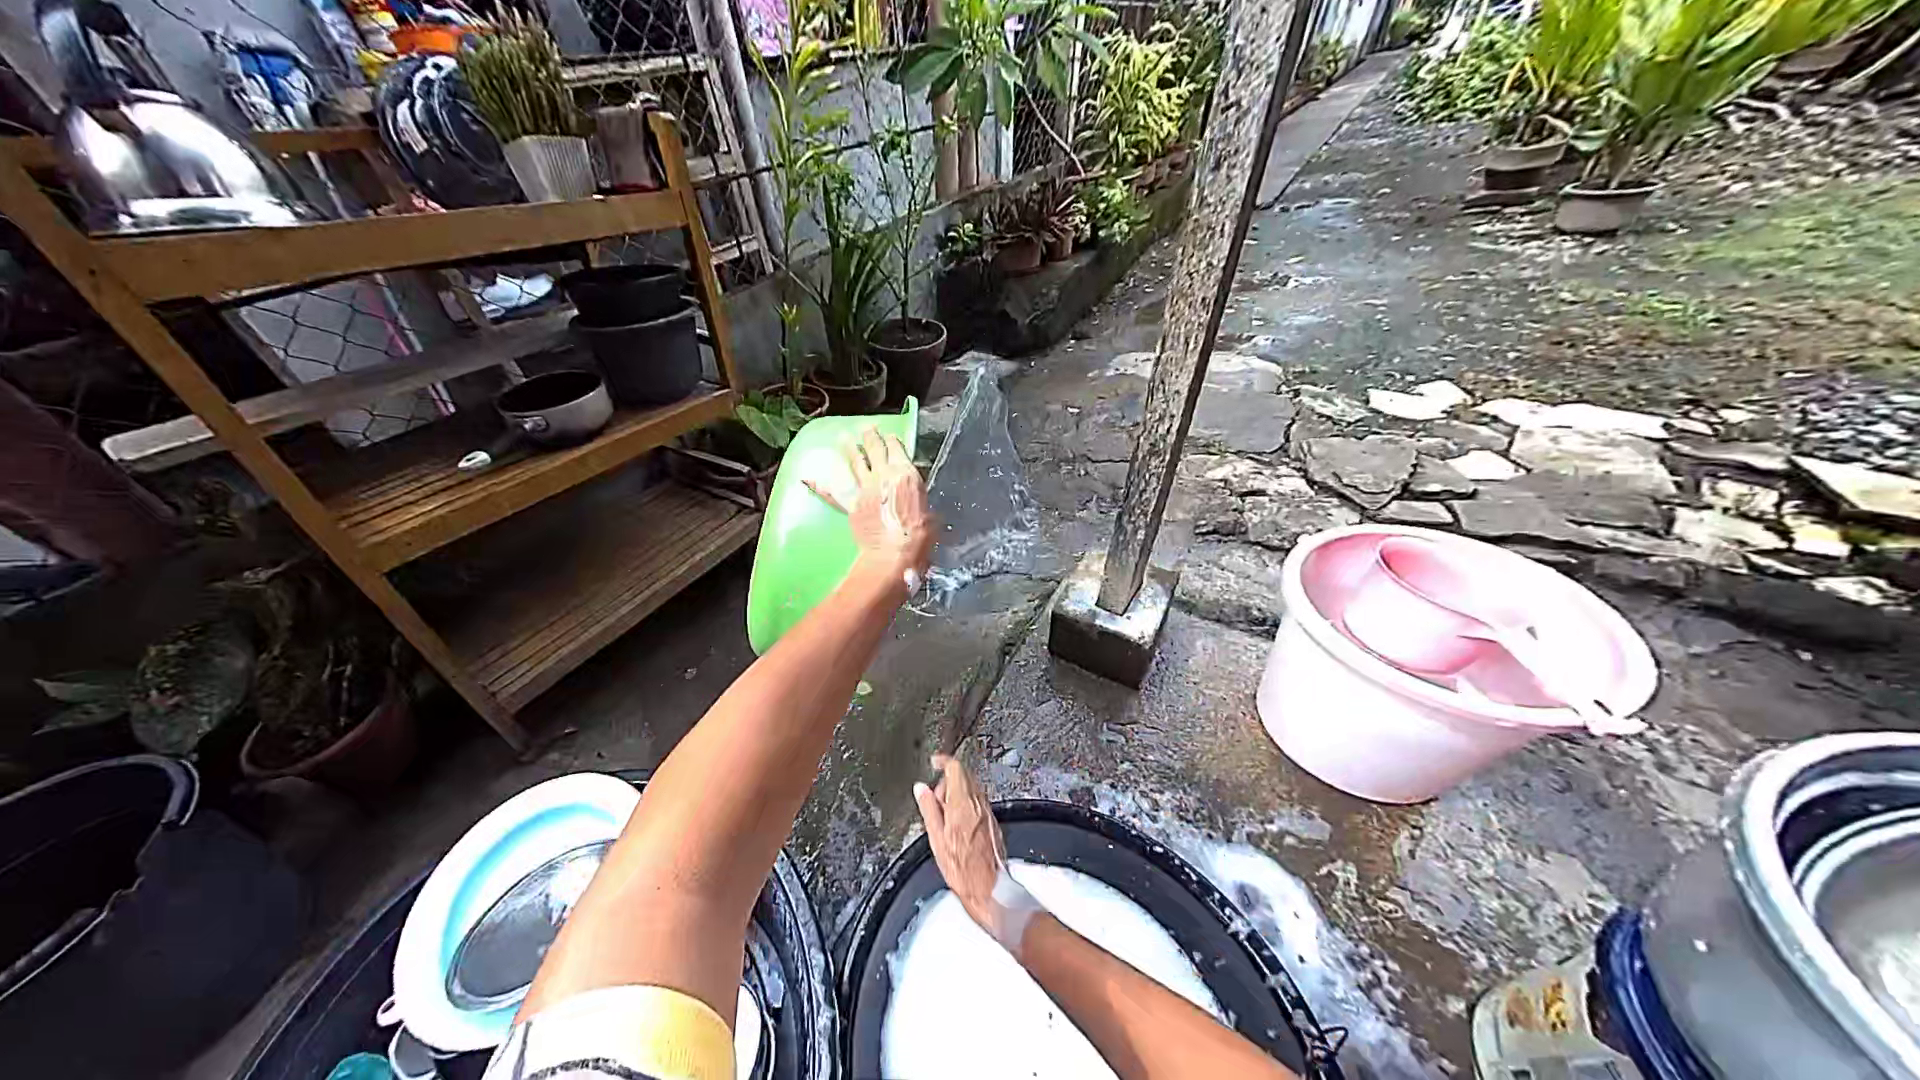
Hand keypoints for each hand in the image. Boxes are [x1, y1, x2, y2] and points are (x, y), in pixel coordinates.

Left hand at [807, 427, 932, 580]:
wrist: (894, 553)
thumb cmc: (919, 536)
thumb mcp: (929, 511)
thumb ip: (918, 499)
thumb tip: (913, 498)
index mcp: (905, 474)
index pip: (897, 449)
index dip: (892, 441)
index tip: (888, 436)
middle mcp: (883, 475)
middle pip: (874, 450)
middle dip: (870, 436)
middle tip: (866, 427)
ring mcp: (865, 489)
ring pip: (855, 463)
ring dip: (850, 449)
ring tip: (844, 438)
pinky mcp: (851, 505)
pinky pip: (833, 493)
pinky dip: (820, 486)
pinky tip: (808, 479)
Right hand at [913, 754, 1041, 953]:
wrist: (989, 890)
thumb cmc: (962, 870)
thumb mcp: (936, 839)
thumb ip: (929, 809)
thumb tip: (921, 790)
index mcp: (963, 804)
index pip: (955, 768)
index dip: (943, 761)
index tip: (935, 762)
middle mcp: (979, 804)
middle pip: (964, 776)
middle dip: (947, 782)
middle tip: (935, 799)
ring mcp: (988, 812)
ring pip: (971, 789)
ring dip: (957, 793)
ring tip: (945, 816)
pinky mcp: (992, 822)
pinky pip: (977, 803)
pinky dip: (966, 805)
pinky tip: (957, 825)